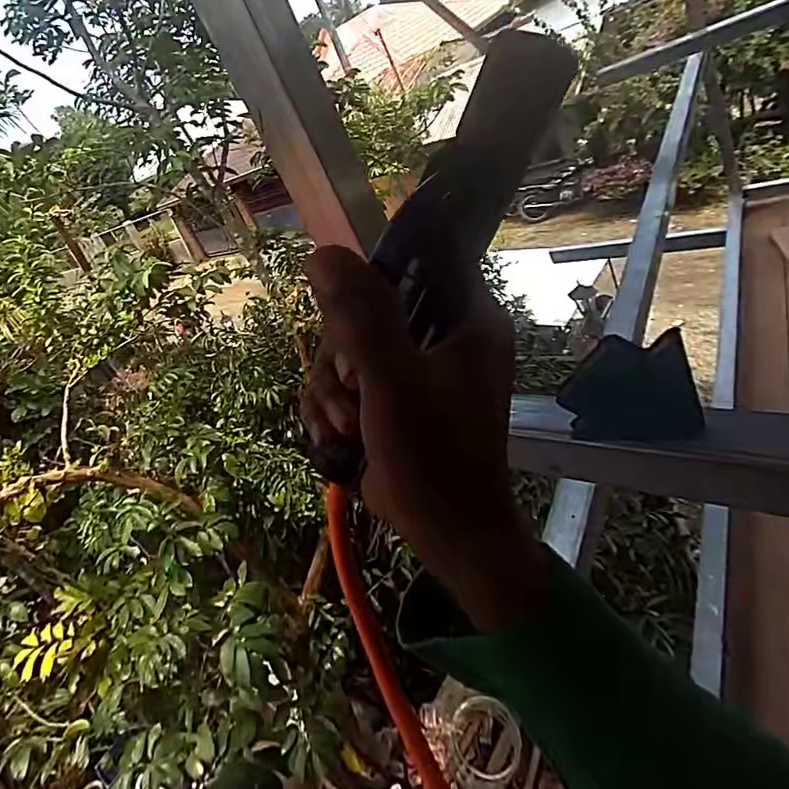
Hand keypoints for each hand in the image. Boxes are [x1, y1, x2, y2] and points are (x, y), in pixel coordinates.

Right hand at [300, 245, 549, 630]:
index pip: (420, 264)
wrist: (446, 534)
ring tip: (343, 426)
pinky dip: (332, 408)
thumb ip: (361, 317)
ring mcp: (415, 368)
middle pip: (367, 308)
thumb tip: (322, 254)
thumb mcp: (393, 380)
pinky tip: (334, 437)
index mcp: (466, 320)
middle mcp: (442, 336)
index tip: (348, 314)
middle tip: (351, 388)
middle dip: (342, 355)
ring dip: (331, 389)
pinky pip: (344, 381)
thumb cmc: (434, 457)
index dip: (374, 275)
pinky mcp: (390, 396)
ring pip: (347, 348)